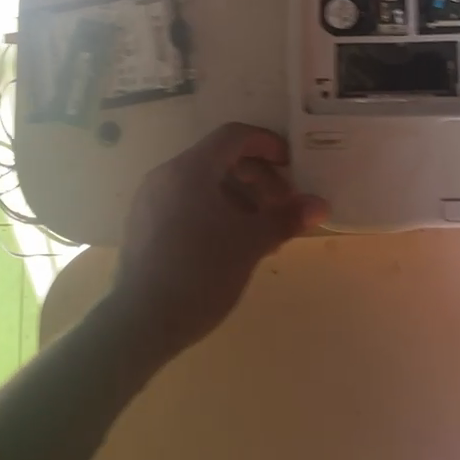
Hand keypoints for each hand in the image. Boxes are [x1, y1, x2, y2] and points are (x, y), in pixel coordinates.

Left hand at [108, 123, 327, 356]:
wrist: (139, 324)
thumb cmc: (200, 274)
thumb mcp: (250, 244)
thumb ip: (285, 218)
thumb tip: (320, 205)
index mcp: (190, 169)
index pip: (234, 136)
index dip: (267, 144)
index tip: (290, 165)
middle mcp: (166, 175)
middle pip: (219, 158)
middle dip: (256, 177)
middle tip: (280, 206)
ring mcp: (149, 200)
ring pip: (201, 182)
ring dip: (237, 197)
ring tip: (259, 231)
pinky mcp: (142, 224)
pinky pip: (184, 201)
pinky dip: (212, 209)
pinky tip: (228, 243)